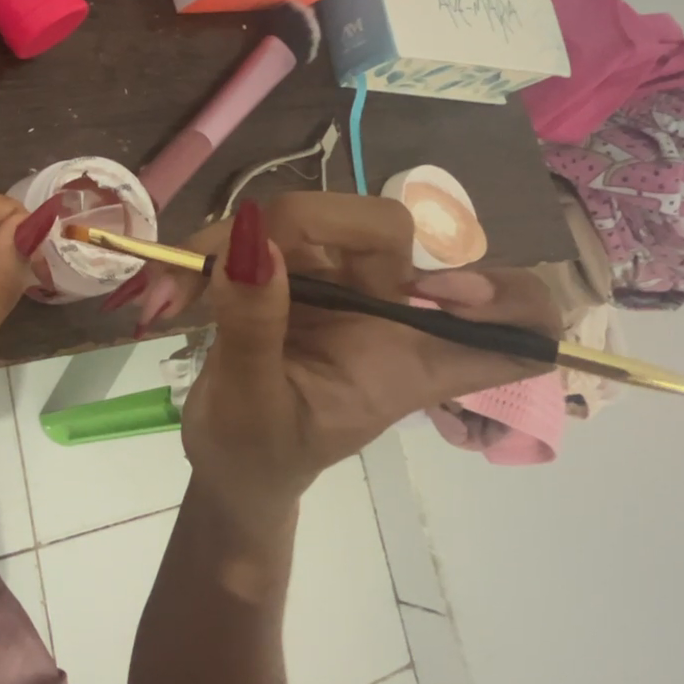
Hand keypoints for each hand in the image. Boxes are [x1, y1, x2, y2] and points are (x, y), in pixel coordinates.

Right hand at [131, 193, 556, 522]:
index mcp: (408, 359)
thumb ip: (255, 327)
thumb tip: (255, 241)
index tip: (437, 292)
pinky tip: (169, 294)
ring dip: (227, 241)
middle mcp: (383, 311)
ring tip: (171, 296)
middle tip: (228, 264)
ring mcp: (333, 286)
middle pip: (385, 228)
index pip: (514, 331)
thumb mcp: (252, 405)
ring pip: (303, 218)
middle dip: (303, 225)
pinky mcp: (286, 272)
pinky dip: (206, 252)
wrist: (226, 465)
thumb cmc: (257, 456)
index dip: (505, 297)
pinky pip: (255, 233)